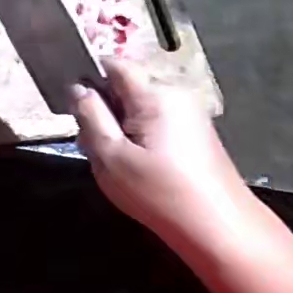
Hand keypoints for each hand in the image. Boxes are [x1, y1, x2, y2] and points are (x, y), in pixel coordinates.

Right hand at [70, 58, 252, 253]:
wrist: (218, 228)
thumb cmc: (160, 194)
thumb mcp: (111, 156)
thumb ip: (89, 116)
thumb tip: (77, 88)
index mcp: (155, 95)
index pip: (114, 64)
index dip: (89, 78)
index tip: (74, 107)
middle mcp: (175, 95)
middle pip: (125, 87)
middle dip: (103, 111)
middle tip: (93, 147)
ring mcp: (188, 114)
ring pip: (137, 107)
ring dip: (119, 128)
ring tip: (115, 163)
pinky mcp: (193, 133)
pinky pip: (154, 123)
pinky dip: (138, 139)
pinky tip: (136, 168)